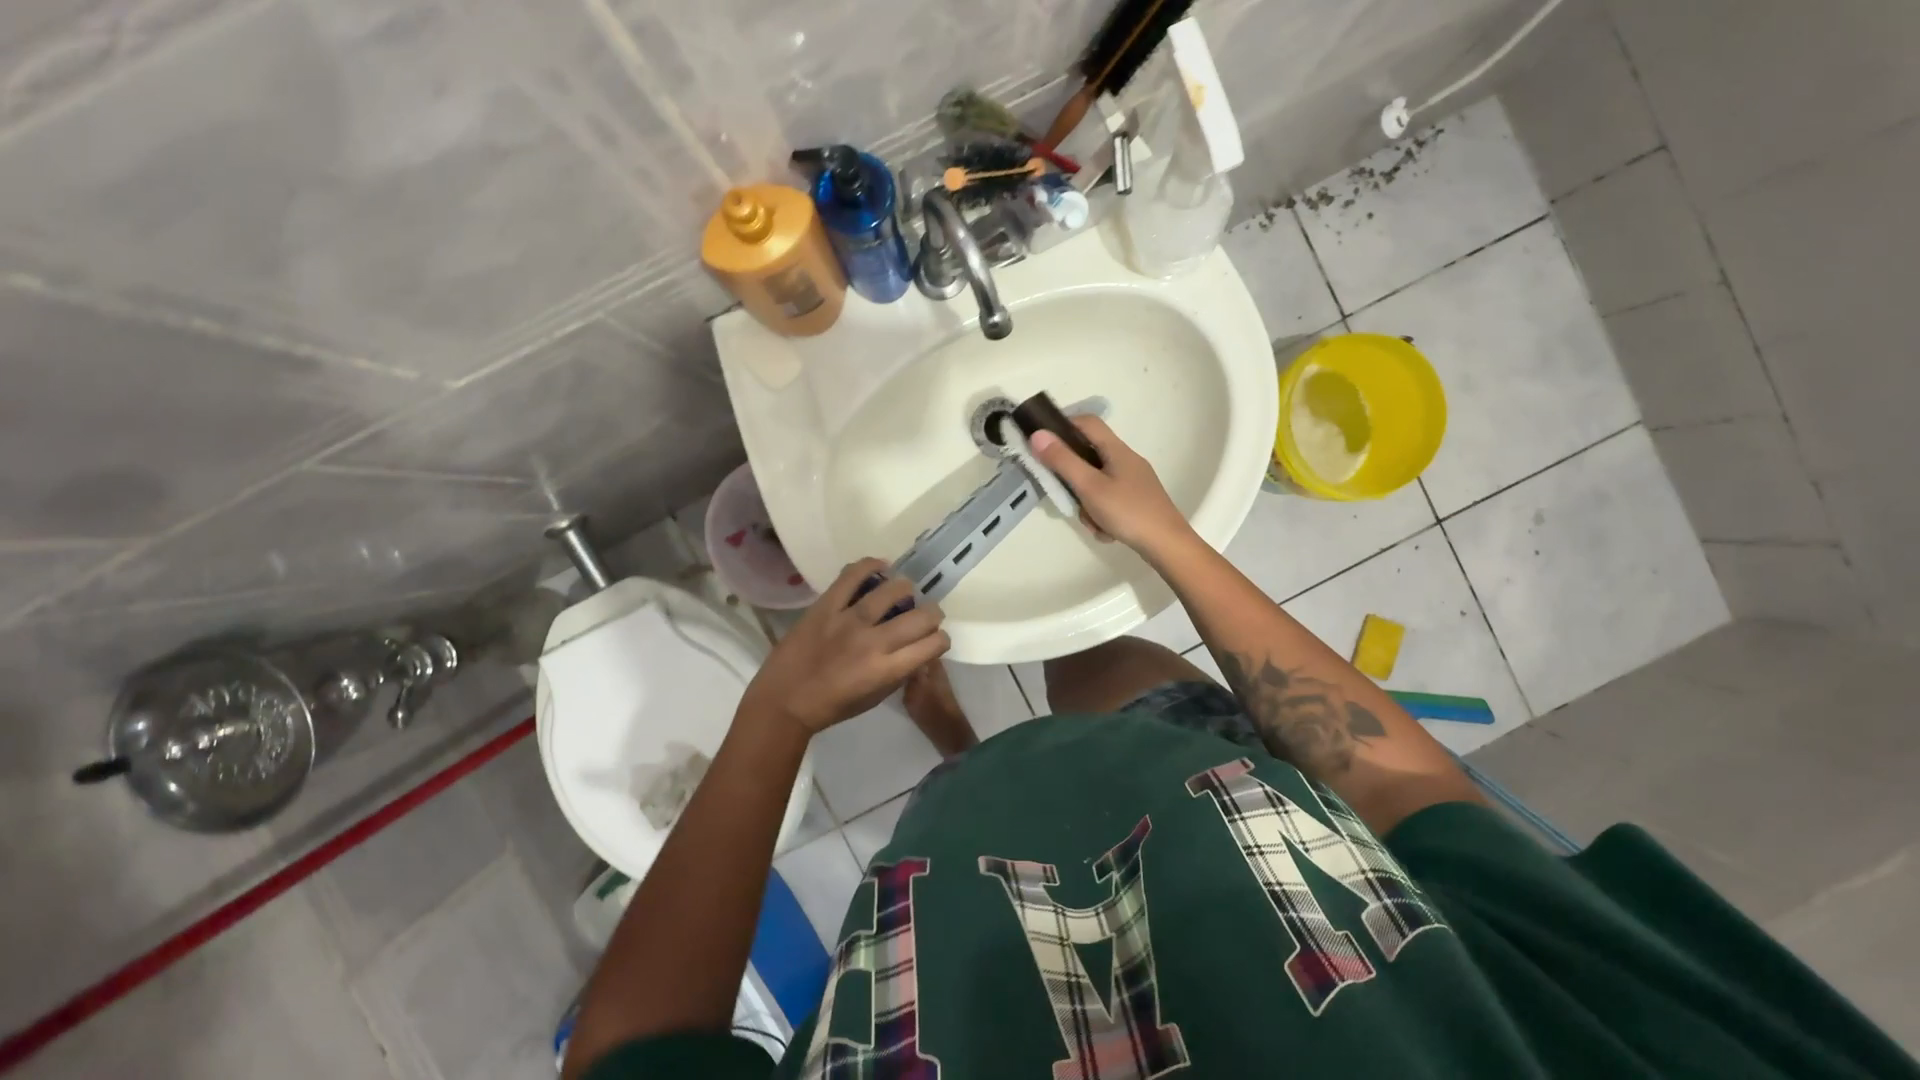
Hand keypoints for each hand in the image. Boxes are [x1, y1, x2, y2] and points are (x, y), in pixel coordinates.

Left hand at [737, 559, 950, 735]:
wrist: (784, 702)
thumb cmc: (832, 707)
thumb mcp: (875, 698)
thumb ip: (899, 673)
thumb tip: (917, 653)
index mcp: (887, 670)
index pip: (932, 645)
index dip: (940, 640)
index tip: (934, 639)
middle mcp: (873, 642)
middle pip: (921, 617)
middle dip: (932, 615)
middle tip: (926, 615)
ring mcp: (848, 621)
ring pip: (891, 591)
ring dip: (906, 589)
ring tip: (905, 590)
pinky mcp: (825, 607)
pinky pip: (851, 576)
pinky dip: (870, 566)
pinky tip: (881, 566)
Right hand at [1030, 416, 1190, 553]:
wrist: (1167, 544)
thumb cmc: (1128, 511)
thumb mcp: (1090, 487)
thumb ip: (1063, 461)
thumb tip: (1037, 434)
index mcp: (1117, 450)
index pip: (1087, 422)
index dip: (1063, 424)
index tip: (1043, 441)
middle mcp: (1126, 460)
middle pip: (1089, 457)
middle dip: (1074, 478)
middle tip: (1067, 494)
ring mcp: (1133, 481)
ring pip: (1097, 483)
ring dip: (1088, 502)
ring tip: (1094, 520)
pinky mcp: (1136, 500)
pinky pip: (1108, 500)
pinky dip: (1102, 514)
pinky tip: (1107, 530)